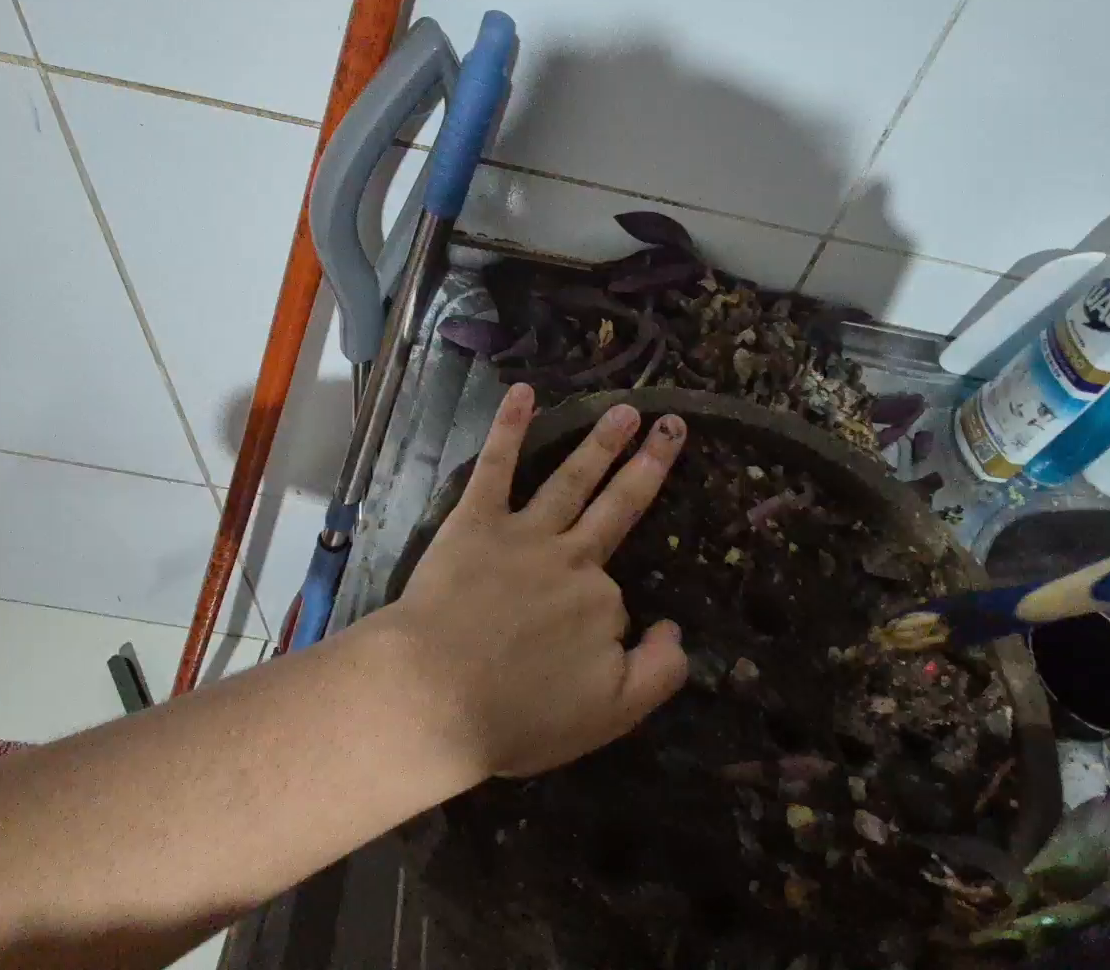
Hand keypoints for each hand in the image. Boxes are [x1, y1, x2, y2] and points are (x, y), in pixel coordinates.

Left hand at [369, 383, 689, 778]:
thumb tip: (676, 629)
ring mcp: (523, 533)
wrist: (433, 697)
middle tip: (674, 425)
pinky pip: (495, 468)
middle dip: (649, 464)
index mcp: (601, 601)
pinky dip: (509, 430)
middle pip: (619, 504)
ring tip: (624, 409)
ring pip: (571, 479)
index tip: (570, 660)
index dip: (602, 626)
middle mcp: (571, 557)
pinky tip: (522, 393)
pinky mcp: (475, 521)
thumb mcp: (610, 715)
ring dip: (599, 442)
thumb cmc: (517, 714)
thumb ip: (658, 673)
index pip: (615, 599)